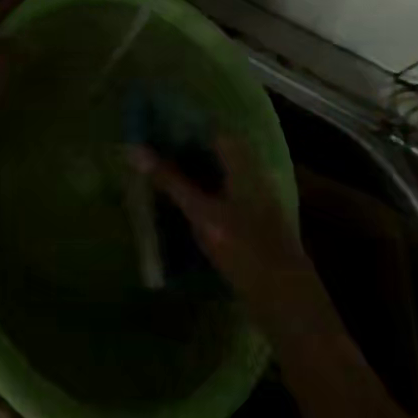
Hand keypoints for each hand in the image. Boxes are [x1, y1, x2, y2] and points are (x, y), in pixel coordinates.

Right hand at [128, 136, 315, 316]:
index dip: (178, 122)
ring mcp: (252, 189)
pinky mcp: (249, 212)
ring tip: (154, 169)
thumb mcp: (202, 212)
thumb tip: (134, 149)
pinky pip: (219, 188)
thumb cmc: (242, 246)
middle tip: (144, 147)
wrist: (283, 295)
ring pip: (214, 168)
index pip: (206, 125)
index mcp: (241, 156)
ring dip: (187, 168)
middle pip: (210, 146)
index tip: (148, 122)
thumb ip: (170, 180)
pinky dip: (198, 188)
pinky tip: (177, 199)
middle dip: (179, 146)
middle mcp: (249, 165)